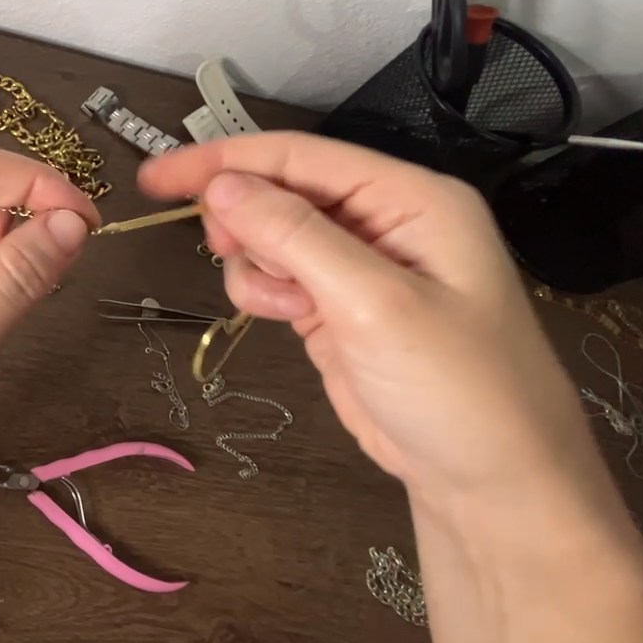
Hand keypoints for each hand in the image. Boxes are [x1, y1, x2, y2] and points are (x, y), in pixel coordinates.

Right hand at [139, 132, 597, 499]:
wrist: (488, 486)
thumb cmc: (456, 388)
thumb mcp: (374, 303)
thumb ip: (294, 235)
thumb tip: (218, 185)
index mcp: (407, 197)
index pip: (298, 156)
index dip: (222, 159)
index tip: (155, 177)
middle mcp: (378, 219)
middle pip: (276, 190)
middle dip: (241, 217)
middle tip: (223, 250)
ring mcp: (353, 263)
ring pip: (264, 233)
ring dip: (254, 264)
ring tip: (285, 306)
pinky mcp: (330, 302)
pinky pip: (271, 274)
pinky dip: (261, 290)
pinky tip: (289, 318)